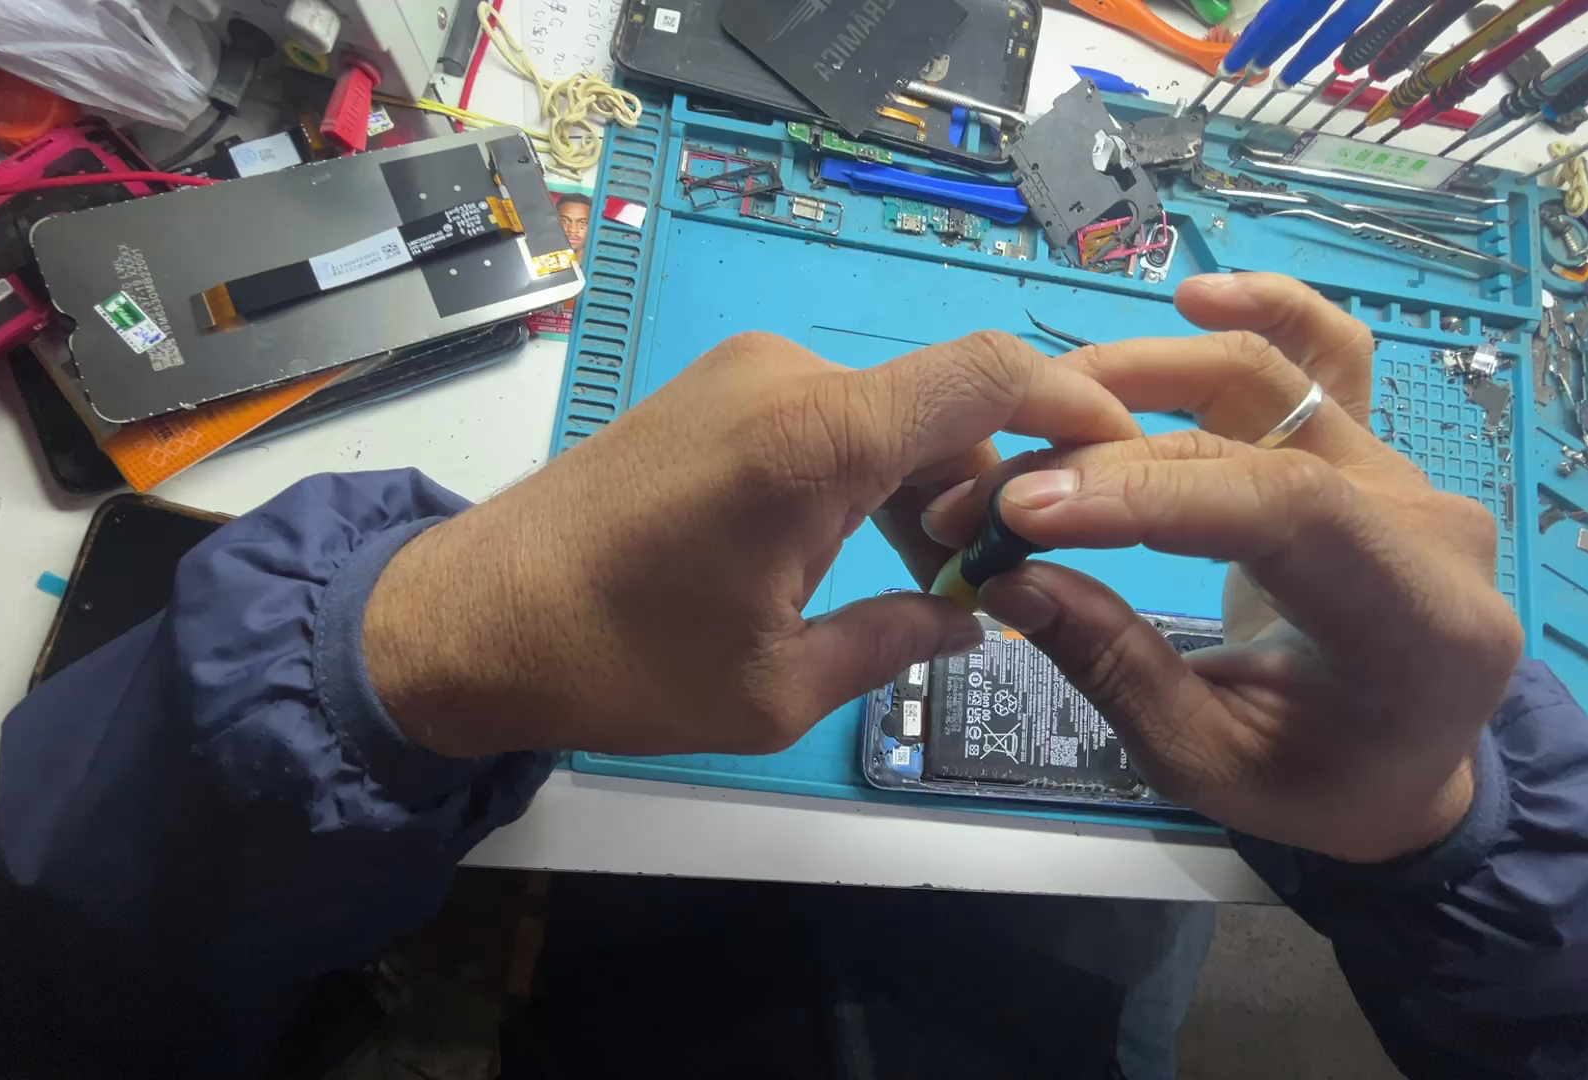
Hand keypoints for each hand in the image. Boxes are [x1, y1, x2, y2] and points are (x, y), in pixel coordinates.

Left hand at [363, 330, 1141, 757]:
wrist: (472, 618)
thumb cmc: (622, 663)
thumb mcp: (780, 686)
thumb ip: (897, 640)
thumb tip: (975, 616)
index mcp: (815, 439)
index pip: (986, 372)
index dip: (1071, 399)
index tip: (1115, 453)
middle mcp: (787, 378)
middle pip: (941, 402)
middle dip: (988, 479)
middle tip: (993, 572)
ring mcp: (744, 376)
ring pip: (884, 414)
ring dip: (922, 483)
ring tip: (919, 572)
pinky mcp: (715, 395)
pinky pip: (827, 418)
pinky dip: (866, 472)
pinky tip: (851, 542)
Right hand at [924, 273, 1520, 862]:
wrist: (1399, 766)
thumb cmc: (1310, 780)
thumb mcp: (1201, 758)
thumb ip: (1113, 668)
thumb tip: (1008, 579)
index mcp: (1416, 623)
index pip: (1279, 512)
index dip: (1141, 495)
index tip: (1018, 510)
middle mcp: (1424, 521)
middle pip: (1244, 440)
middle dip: (1094, 460)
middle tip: (984, 496)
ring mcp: (1399, 471)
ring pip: (1266, 376)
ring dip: (1140, 375)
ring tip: (1042, 401)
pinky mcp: (1364, 452)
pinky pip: (1323, 357)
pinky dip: (1263, 313)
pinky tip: (1196, 294)